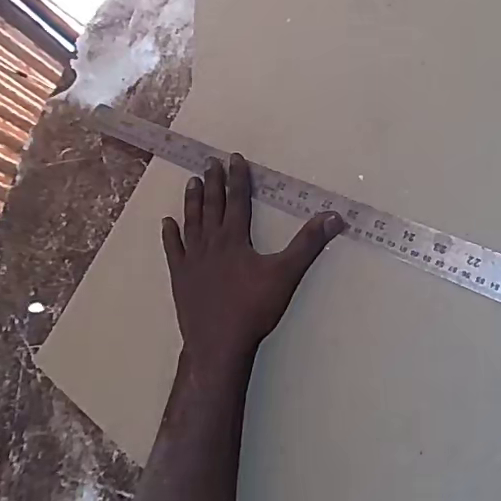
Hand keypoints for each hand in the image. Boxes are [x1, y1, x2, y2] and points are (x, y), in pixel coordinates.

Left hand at [161, 154, 343, 369]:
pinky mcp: (180, 277)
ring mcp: (192, 259)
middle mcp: (211, 242)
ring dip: (192, 201)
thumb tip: (333, 216)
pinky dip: (170, 235)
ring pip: (192, 222)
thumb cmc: (253, 308)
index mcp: (235, 239)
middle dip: (213, 182)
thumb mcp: (286, 274)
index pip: (238, 200)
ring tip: (191, 181)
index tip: (234, 158)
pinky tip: (167, 223)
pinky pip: (173, 250)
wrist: (218, 341)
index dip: (238, 178)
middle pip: (212, 206)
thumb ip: (308, 244)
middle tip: (210, 162)